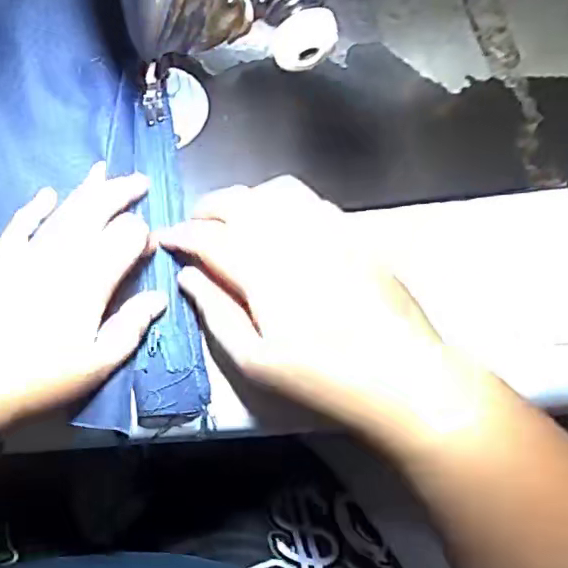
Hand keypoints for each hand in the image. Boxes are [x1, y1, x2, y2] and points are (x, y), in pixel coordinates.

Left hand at [0, 163, 167, 430]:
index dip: (143, 236)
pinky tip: (48, 195)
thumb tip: (158, 298)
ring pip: (63, 211)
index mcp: (92, 278)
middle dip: (121, 192)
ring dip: (86, 190)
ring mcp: (29, 253)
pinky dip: (35, 207)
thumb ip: (130, 327)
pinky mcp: (2, 261)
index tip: (149, 251)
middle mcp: (62, 254)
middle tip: (141, 182)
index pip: (127, 235)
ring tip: (104, 172)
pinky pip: (20, 224)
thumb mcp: (96, 364)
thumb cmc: (41, 377)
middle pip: (96, 209)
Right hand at [157, 176, 496, 447]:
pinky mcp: (354, 232)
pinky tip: (277, 224)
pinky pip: (309, 200)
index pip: (208, 236)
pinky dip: (280, 202)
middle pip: (238, 201)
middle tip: (192, 227)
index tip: (165, 240)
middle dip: (206, 209)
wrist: (403, 376)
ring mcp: (328, 229)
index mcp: (261, 269)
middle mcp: (292, 236)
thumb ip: (215, 311)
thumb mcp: (254, 359)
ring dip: (243, 200)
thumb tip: (188, 276)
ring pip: (274, 191)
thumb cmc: (320, 376)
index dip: (181, 234)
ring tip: (230, 221)